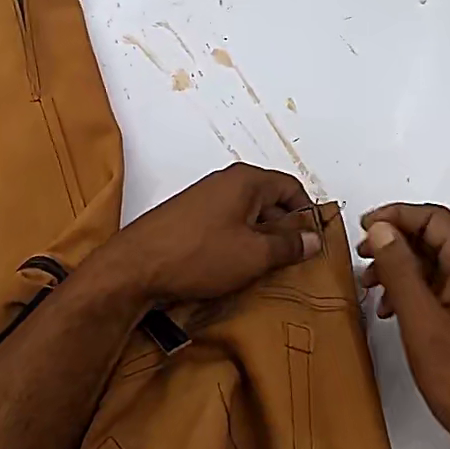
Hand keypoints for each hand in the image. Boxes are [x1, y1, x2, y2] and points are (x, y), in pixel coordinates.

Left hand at [79, 163, 320, 308]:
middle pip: (269, 200)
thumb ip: (288, 246)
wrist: (135, 267)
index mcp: (246, 181)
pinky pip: (226, 224)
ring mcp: (204, 198)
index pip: (291, 188)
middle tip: (293, 259)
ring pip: (246, 214)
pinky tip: (236, 267)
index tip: (314, 240)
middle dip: (284, 228)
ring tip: (265, 268)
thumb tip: (310, 240)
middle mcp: (225, 182)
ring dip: (260, 238)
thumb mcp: (254, 255)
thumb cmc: (197, 254)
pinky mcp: (189, 218)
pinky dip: (237, 241)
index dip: (307, 213)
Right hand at [358, 204, 449, 448]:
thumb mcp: (422, 324)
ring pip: (441, 262)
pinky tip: (400, 310)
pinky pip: (449, 285)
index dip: (394, 216)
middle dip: (396, 243)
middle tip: (366, 254)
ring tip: (377, 286)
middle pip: (437, 236)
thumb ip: (399, 271)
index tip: (366, 225)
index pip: (433, 217)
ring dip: (405, 268)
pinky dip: (419, 289)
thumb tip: (382, 233)